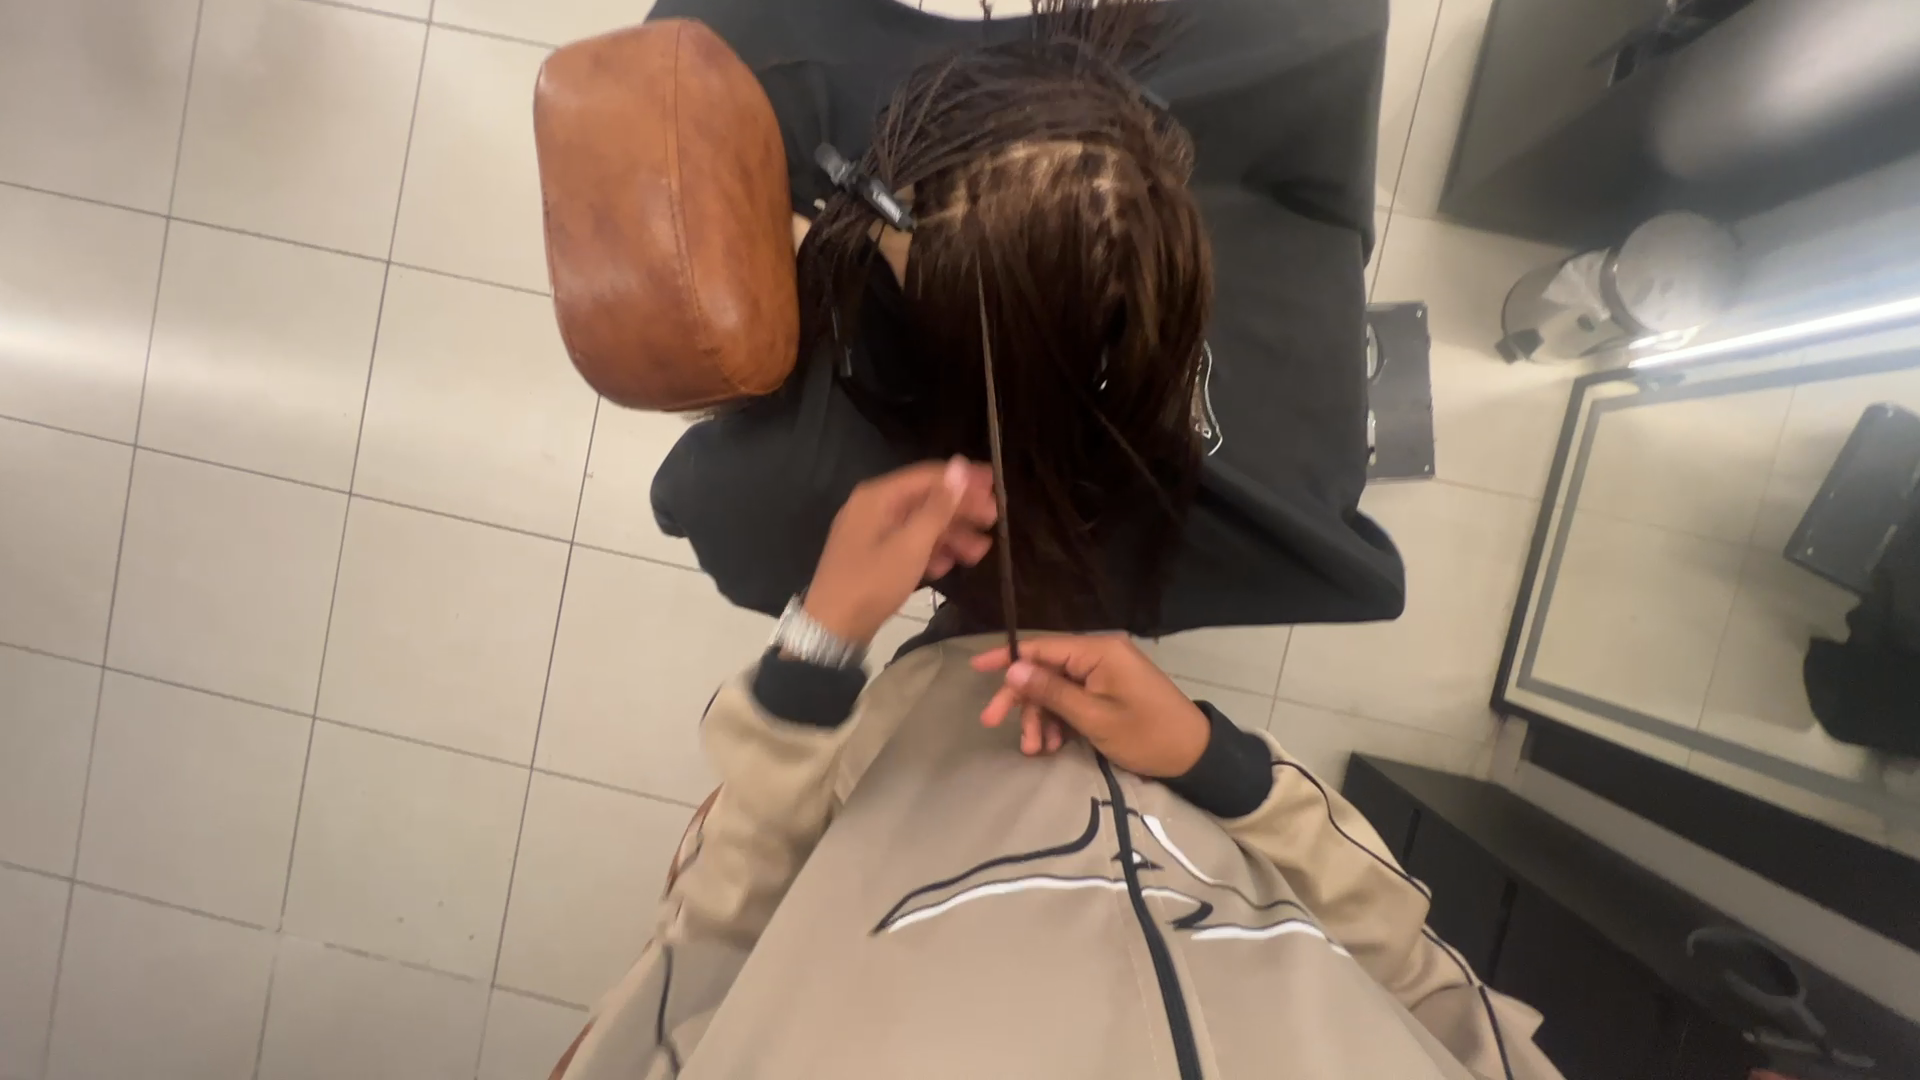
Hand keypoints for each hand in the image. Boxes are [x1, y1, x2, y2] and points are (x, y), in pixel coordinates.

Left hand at [805, 457, 997, 646]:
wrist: (833, 629)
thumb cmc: (873, 583)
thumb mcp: (911, 544)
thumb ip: (939, 507)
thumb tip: (961, 467)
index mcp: (878, 497)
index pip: (929, 476)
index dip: (964, 481)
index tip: (995, 486)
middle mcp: (873, 507)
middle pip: (926, 500)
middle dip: (960, 511)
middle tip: (993, 520)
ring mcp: (872, 532)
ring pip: (919, 524)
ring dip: (950, 535)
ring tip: (979, 551)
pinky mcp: (873, 556)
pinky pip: (908, 544)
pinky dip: (930, 551)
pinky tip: (949, 564)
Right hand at [971, 635, 1209, 777]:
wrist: (1195, 756)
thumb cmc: (1146, 735)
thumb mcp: (1093, 718)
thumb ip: (1051, 691)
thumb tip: (1012, 670)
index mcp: (1098, 651)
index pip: (1041, 647)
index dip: (1007, 657)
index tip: (976, 668)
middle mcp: (1098, 654)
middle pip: (1044, 670)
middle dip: (1022, 700)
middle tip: (995, 725)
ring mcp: (1104, 673)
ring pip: (1055, 689)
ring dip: (1041, 718)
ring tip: (1037, 750)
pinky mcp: (1108, 690)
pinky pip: (1072, 699)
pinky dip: (1059, 721)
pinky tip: (1053, 746)